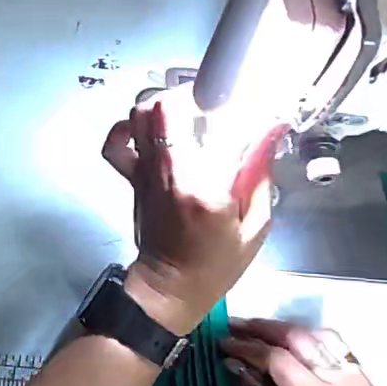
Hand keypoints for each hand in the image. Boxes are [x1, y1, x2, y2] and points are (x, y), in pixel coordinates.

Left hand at [102, 85, 281, 335]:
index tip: (260, 117)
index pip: (225, 127)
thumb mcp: (256, 226)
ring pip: (143, 113)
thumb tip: (270, 130)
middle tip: (216, 110)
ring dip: (167, 105)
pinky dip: (128, 128)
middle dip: (197, 97)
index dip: (247, 114)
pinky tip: (149, 128)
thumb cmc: (217, 264)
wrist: (169, 289)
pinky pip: (116, 143)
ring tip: (190, 115)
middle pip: (170, 106)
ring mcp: (146, 172)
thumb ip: (260, 174)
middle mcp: (171, 172)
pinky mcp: (132, 178)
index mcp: (207, 188)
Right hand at [220, 320, 386, 385]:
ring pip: (328, 340)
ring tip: (269, 335)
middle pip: (303, 338)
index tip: (225, 342)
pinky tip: (302, 359)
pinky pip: (345, 359)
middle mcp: (350, 384)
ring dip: (295, 333)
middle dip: (268, 329)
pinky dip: (319, 351)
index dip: (249, 347)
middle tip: (241, 325)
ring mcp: (369, 385)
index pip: (279, 359)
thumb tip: (240, 372)